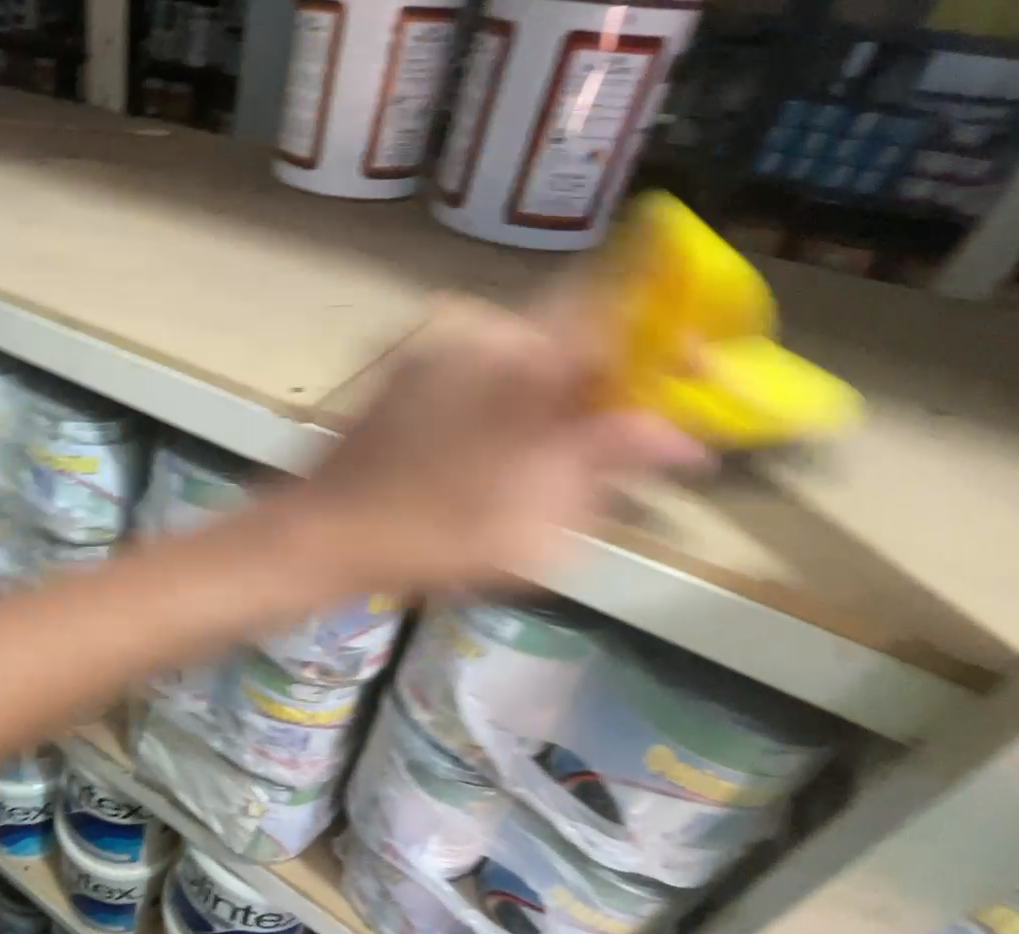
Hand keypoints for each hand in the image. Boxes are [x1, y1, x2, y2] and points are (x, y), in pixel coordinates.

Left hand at [275, 290, 709, 596]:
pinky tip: (494, 450)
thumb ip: (609, 460)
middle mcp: (479, 330)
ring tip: (551, 457)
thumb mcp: (539, 515)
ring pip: (524, 354)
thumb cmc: (432, 535)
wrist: (322, 533)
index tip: (697, 378)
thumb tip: (678, 435)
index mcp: (522, 357)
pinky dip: (504, 398)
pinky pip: (479, 368)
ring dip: (551, 393)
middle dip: (604, 381)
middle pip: (571, 333)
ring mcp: (433, 346)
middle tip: (618, 439)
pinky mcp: (403, 369)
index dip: (668, 342)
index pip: (624, 311)